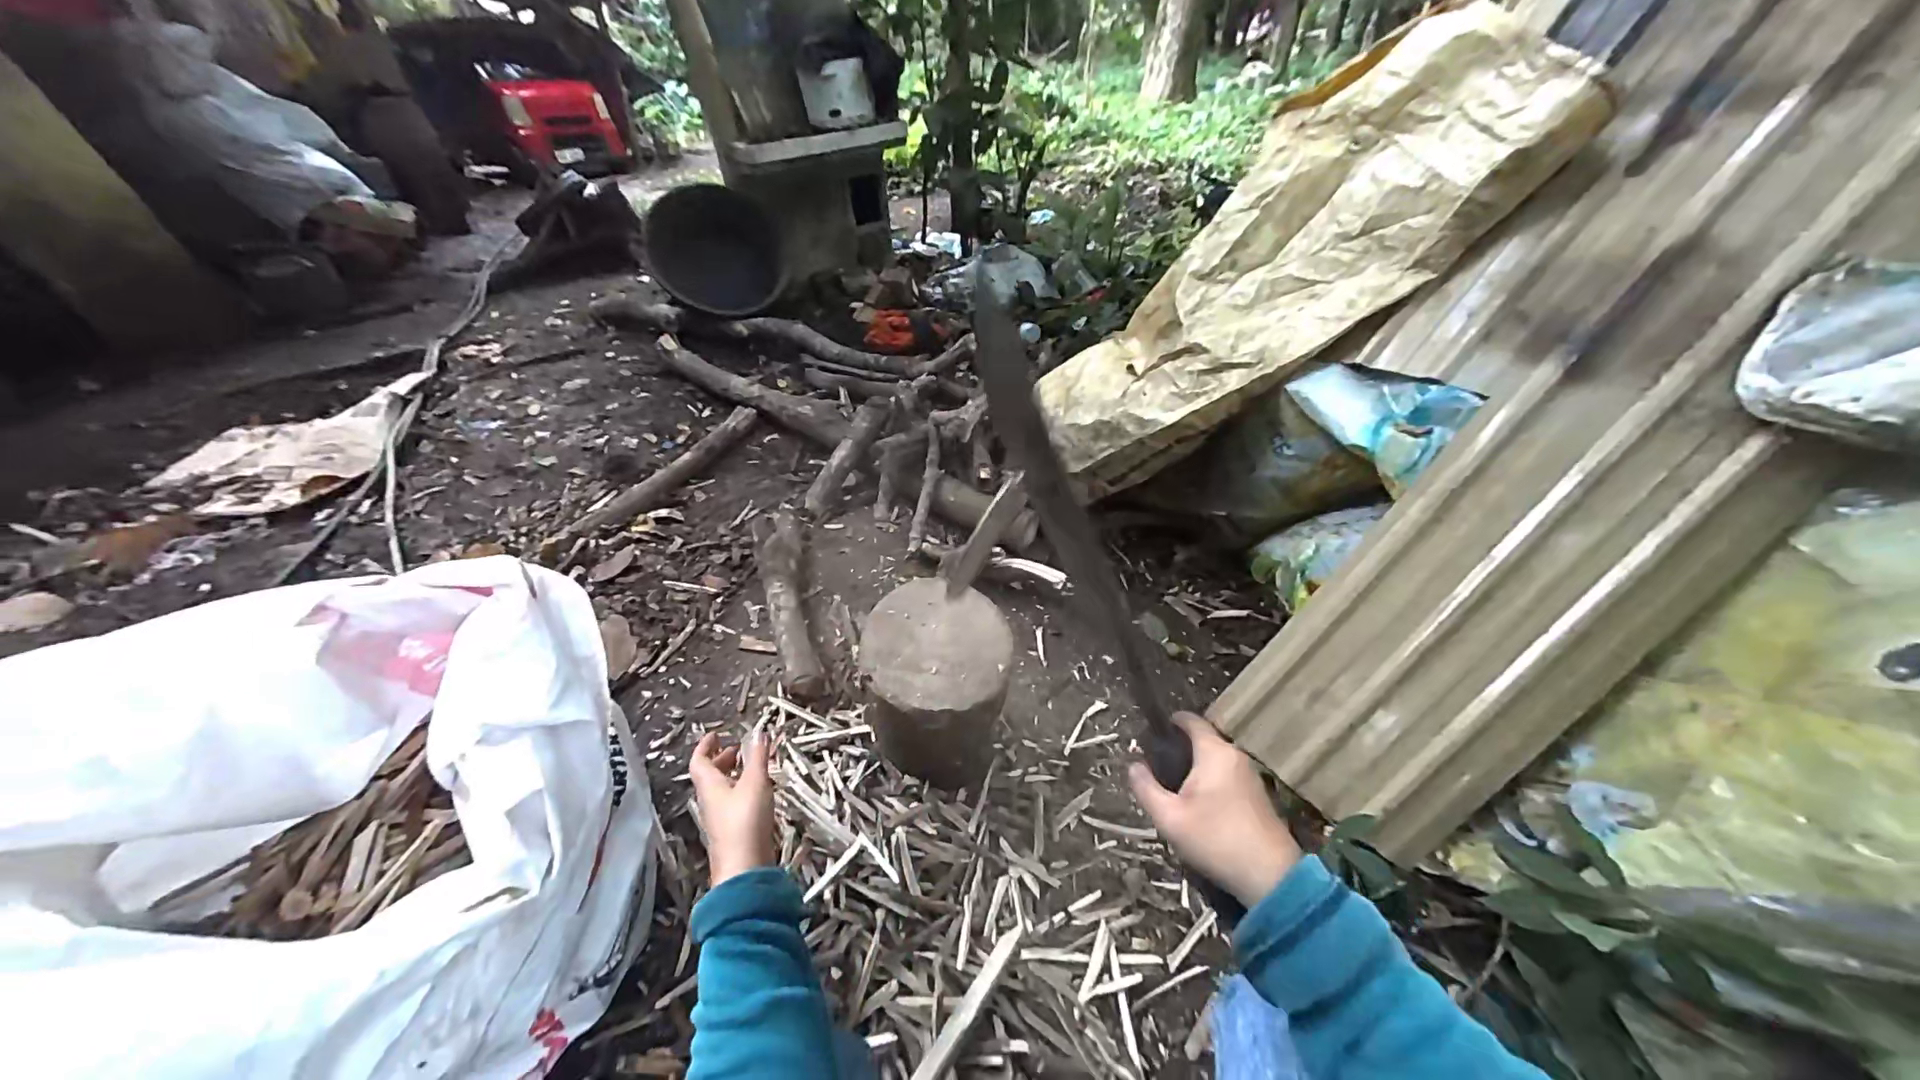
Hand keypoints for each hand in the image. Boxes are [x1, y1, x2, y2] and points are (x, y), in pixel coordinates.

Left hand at [690, 729, 776, 887]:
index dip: (705, 746)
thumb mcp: (755, 782)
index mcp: (710, 787)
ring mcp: (720, 819)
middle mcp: (710, 801)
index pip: (699, 762)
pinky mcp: (732, 832)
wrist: (744, 869)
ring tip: (750, 767)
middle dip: (722, 760)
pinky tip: (757, 792)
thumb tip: (759, 732)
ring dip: (733, 775)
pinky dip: (742, 790)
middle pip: (710, 776)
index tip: (716, 734)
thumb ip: (758, 757)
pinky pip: (733, 803)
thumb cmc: (745, 820)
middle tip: (736, 749)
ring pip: (722, 790)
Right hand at [1128, 712, 1301, 906]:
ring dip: (1196, 767)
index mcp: (1214, 752)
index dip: (1171, 721)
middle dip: (1180, 748)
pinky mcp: (1258, 796)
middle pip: (1203, 740)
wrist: (1271, 877)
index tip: (1153, 733)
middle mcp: (1235, 756)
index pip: (1192, 721)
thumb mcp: (1169, 817)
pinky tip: (1199, 805)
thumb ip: (1146, 787)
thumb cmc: (1215, 839)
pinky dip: (1211, 781)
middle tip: (1157, 767)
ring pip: (1216, 760)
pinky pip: (1228, 775)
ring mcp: (1251, 776)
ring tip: (1174, 788)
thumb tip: (1133, 766)